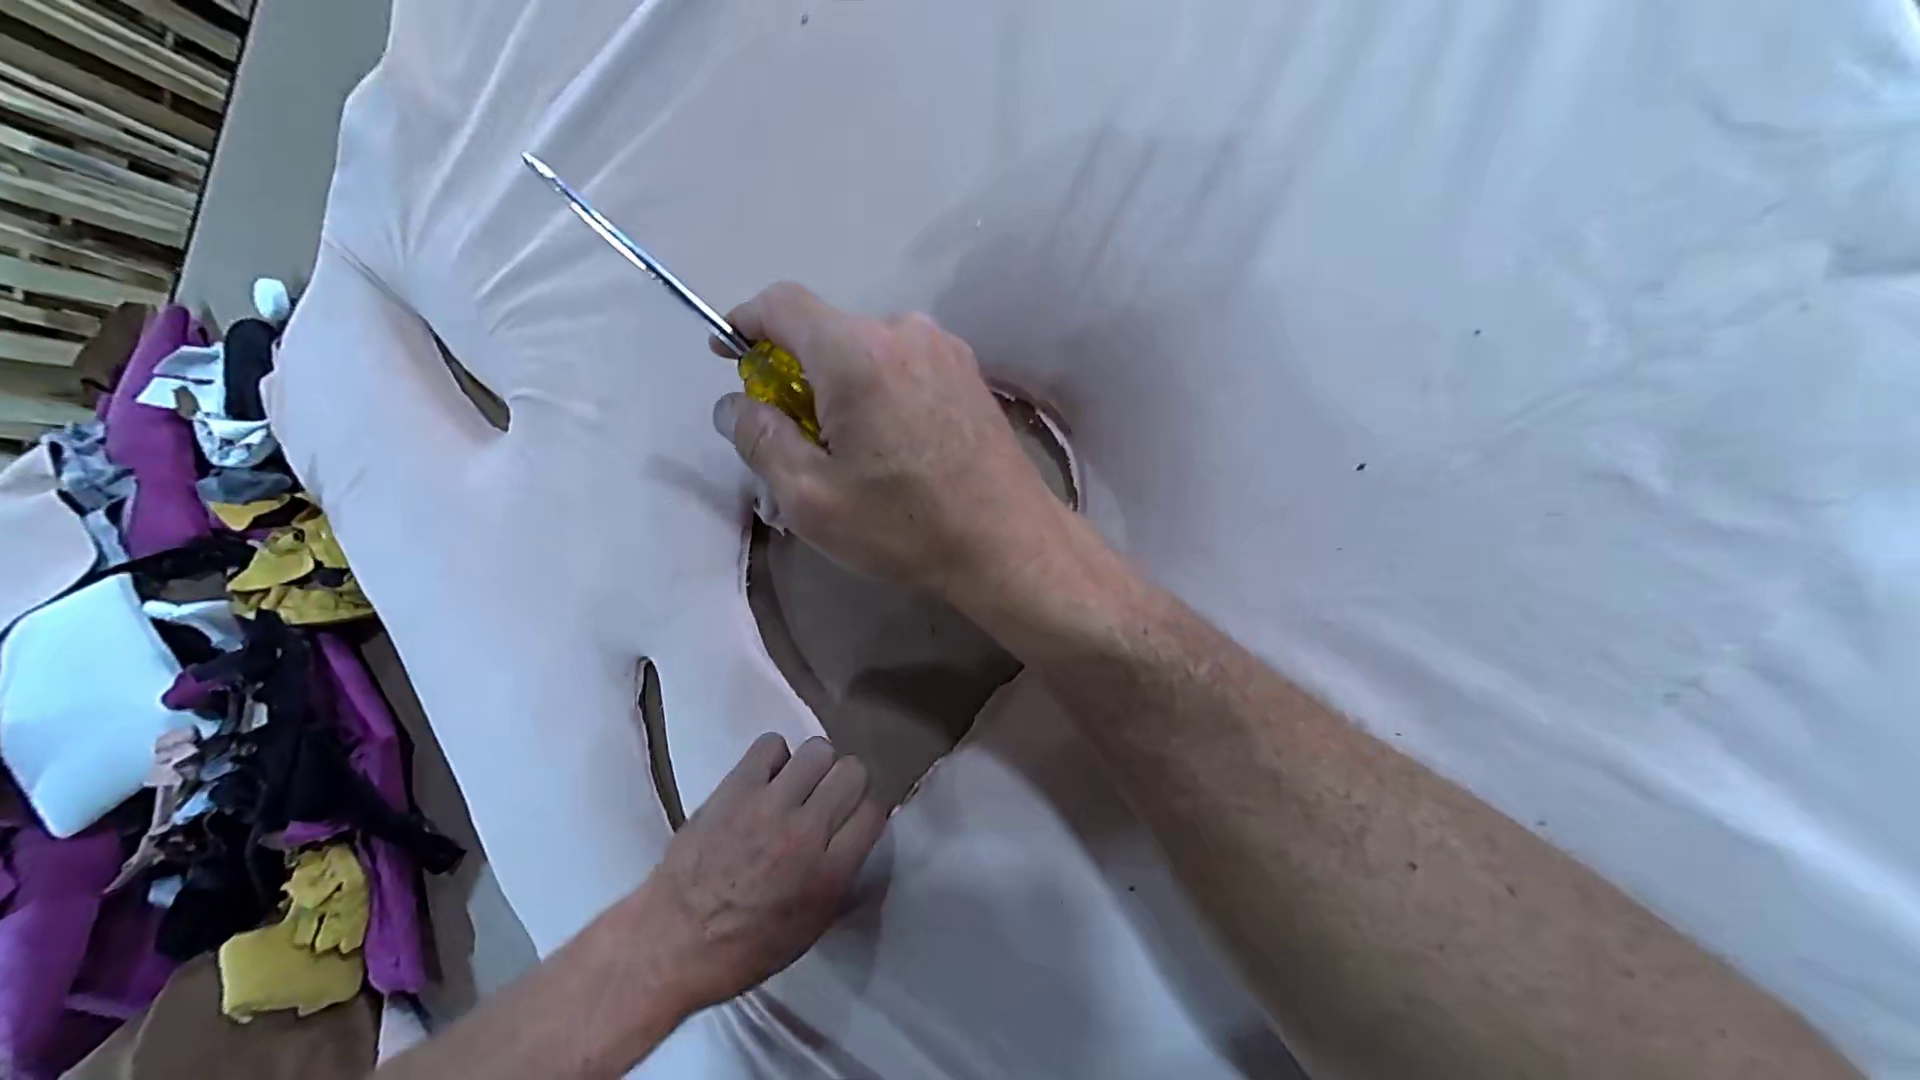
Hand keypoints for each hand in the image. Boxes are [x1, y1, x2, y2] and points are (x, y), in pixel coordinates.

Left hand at [637, 733, 885, 1012]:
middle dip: (846, 782)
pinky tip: (766, 778)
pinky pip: (772, 745)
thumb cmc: (742, 948)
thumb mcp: (811, 927)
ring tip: (798, 784)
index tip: (854, 815)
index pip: (874, 811)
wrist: (669, 943)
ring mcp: (768, 806)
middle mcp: (805, 834)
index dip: (867, 810)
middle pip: (852, 772)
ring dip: (814, 765)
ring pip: (818, 750)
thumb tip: (858, 835)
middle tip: (828, 797)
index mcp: (828, 875)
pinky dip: (774, 757)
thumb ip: (842, 876)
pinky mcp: (735, 788)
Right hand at [711, 282, 1072, 599]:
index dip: (745, 323)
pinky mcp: (971, 374)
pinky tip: (894, 444)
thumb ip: (761, 439)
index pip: (783, 303)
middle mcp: (906, 331)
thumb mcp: (811, 497)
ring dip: (844, 385)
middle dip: (798, 372)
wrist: (1010, 545)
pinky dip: (881, 390)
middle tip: (795, 434)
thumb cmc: (906, 526)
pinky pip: (906, 366)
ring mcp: (947, 350)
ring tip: (852, 449)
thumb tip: (735, 404)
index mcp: (858, 352)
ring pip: (869, 351)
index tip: (729, 356)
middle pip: (829, 331)